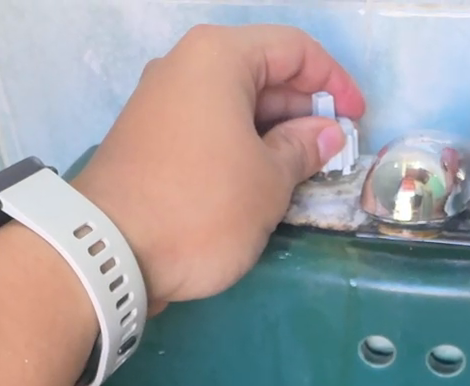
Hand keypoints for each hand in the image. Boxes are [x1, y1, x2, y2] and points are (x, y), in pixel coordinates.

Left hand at [73, 25, 365, 309]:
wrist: (112, 252)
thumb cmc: (203, 208)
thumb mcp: (268, 183)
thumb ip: (302, 150)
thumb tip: (325, 134)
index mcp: (219, 58)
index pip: (293, 49)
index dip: (334, 82)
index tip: (357, 120)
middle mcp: (186, 68)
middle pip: (262, 76)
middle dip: (304, 112)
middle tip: (333, 155)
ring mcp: (162, 105)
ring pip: (234, 108)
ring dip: (274, 137)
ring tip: (303, 176)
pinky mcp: (150, 143)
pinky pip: (210, 132)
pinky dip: (242, 151)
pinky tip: (261, 185)